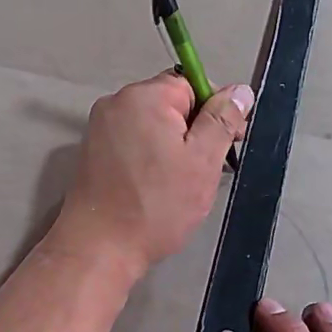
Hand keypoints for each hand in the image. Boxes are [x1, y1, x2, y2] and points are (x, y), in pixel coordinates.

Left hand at [51, 71, 253, 276]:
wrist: (99, 247)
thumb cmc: (155, 206)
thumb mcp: (202, 161)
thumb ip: (222, 120)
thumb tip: (239, 91)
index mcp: (144, 97)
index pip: (191, 84)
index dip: (214, 112)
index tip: (227, 143)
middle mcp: (116, 103)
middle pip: (170, 104)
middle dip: (193, 132)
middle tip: (204, 170)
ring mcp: (99, 127)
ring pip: (152, 126)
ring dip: (171, 147)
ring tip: (179, 184)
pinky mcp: (92, 151)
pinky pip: (132, 142)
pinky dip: (149, 158)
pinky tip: (155, 188)